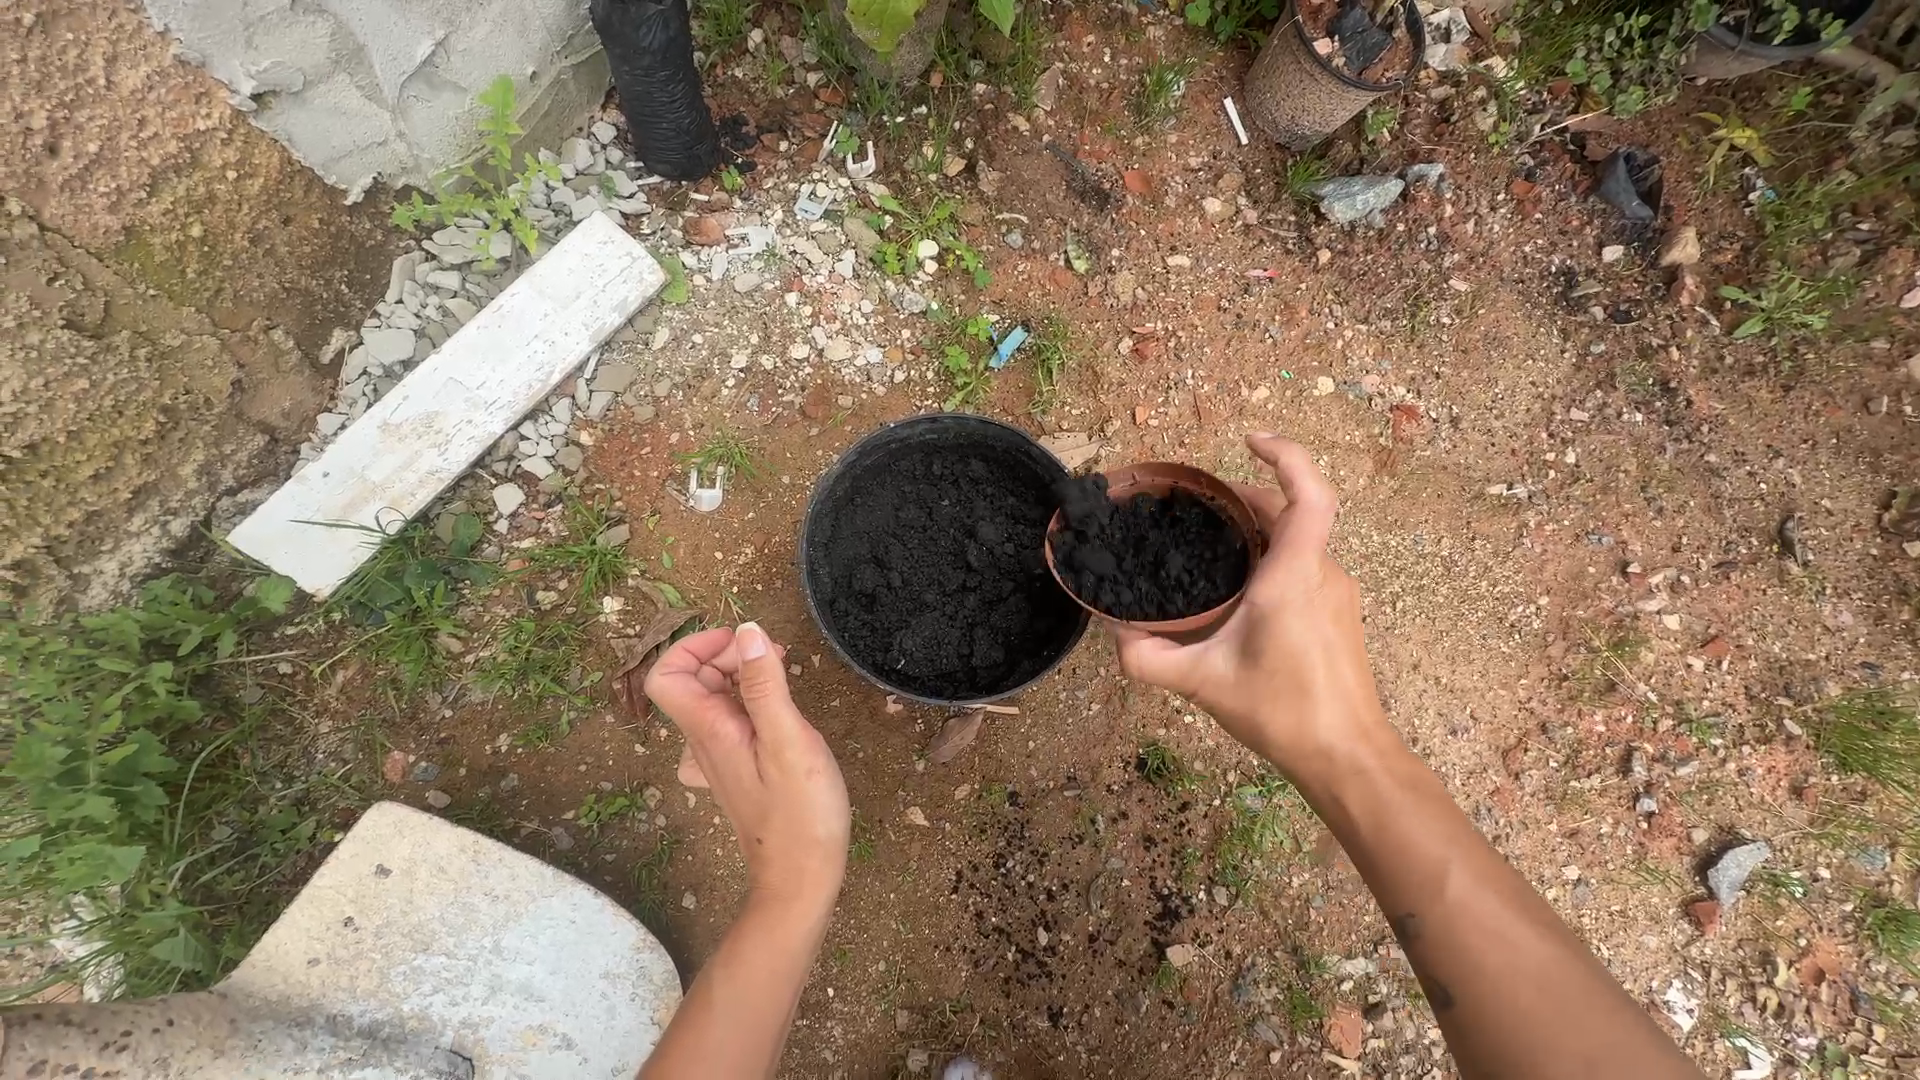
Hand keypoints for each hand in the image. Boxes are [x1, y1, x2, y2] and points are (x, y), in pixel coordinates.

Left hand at [644, 622, 850, 912]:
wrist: (801, 876)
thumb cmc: (800, 811)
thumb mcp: (789, 740)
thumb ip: (765, 684)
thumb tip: (747, 632)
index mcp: (708, 730)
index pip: (666, 676)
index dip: (695, 646)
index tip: (741, 642)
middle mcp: (703, 742)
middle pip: (691, 681)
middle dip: (728, 655)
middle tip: (776, 656)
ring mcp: (718, 759)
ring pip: (712, 700)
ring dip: (741, 675)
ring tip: (785, 674)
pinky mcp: (737, 770)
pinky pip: (730, 723)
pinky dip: (750, 703)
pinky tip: (779, 712)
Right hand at [1115, 434, 1389, 782]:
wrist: (1347, 755)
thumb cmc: (1283, 711)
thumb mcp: (1202, 683)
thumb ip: (1148, 658)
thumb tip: (1115, 634)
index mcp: (1293, 577)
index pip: (1310, 495)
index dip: (1287, 456)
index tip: (1250, 441)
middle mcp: (1322, 574)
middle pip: (1294, 511)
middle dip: (1248, 495)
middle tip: (1200, 502)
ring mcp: (1335, 593)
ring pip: (1299, 539)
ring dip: (1259, 527)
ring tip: (1211, 539)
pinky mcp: (1336, 613)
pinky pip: (1305, 564)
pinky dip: (1271, 555)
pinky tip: (1237, 585)